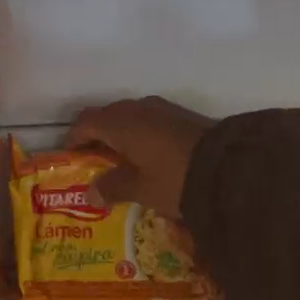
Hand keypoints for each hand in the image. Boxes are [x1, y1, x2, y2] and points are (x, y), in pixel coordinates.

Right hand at [65, 96, 212, 221]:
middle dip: (96, 136)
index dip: (74, 138)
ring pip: (128, 116)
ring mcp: (160, 108)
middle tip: (94, 163)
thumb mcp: (141, 189)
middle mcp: (136, 108)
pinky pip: (147, 119)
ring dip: (119, 134)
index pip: (85, 122)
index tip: (71, 158)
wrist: (228, 167)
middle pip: (106, 116)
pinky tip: (147, 157)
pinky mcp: (179, 114)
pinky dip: (138, 134)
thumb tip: (90, 192)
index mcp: (120, 123)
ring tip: (120, 162)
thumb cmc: (175, 178)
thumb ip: (112, 187)